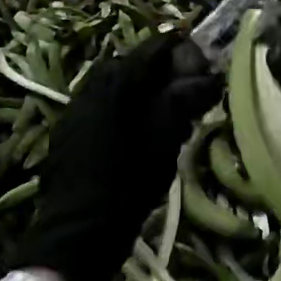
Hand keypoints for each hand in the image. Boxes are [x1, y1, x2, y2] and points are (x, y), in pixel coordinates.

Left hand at [17, 34, 219, 280]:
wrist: (79, 231)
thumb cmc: (127, 184)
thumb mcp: (163, 141)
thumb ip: (184, 102)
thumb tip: (210, 77)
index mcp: (113, 83)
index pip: (153, 49)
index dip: (183, 53)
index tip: (205, 66)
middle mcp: (89, 86)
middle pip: (134, 64)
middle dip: (164, 73)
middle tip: (190, 93)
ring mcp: (75, 108)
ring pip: (118, 85)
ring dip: (146, 91)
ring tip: (169, 115)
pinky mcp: (70, 130)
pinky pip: (104, 105)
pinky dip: (128, 108)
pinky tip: (140, 131)